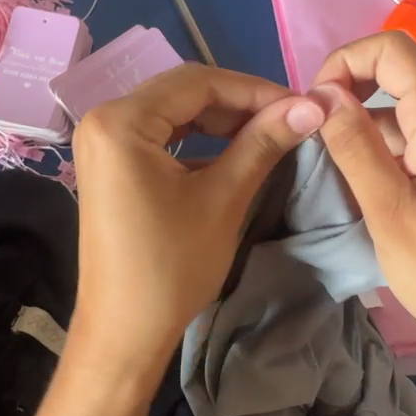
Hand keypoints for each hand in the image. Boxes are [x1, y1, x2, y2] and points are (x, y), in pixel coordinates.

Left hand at [70, 64, 324, 379]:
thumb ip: (263, 142)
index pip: (197, 83)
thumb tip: (312, 106)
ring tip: (269, 133)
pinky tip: (233, 150)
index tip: (302, 105)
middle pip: (183, 92)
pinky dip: (197, 140)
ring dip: (221, 120)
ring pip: (173, 112)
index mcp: (121, 121)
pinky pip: (159, 136)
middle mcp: (102, 119)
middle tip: (290, 119)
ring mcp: (102, 143)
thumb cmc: (171, 266)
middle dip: (239, 103)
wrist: (124, 333)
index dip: (255, 90)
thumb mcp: (222, 198)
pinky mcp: (110, 165)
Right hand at [311, 32, 415, 362]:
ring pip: (410, 93)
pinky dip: (389, 132)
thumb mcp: (387, 212)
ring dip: (368, 110)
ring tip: (334, 155)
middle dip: (352, 82)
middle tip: (318, 128)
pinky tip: (369, 172)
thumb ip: (353, 146)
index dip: (344, 62)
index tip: (315, 106)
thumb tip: (321, 95)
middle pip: (402, 64)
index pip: (391, 48)